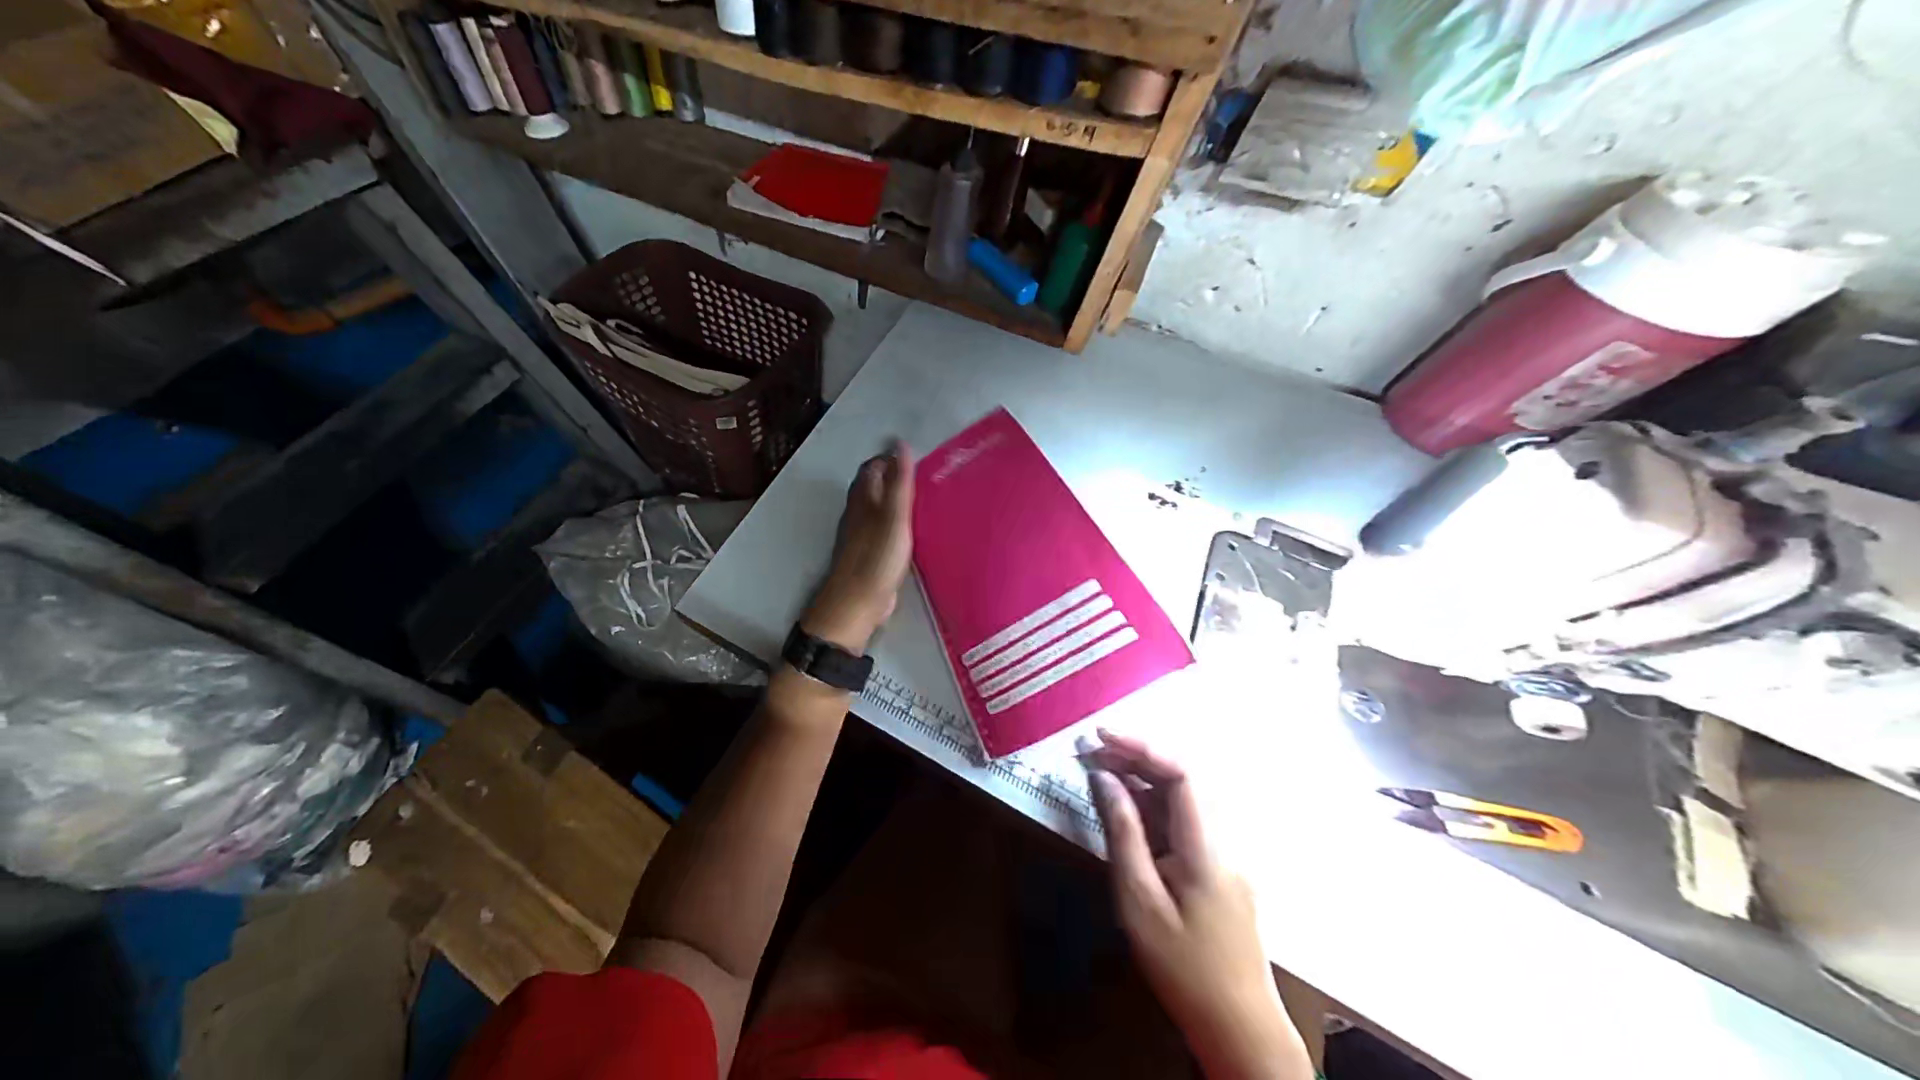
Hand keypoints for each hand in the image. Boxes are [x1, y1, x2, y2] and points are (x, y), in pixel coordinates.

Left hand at [800, 442, 913, 652]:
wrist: (858, 602)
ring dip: (897, 501)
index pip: (873, 466)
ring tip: (925, 500)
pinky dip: (899, 523)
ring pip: (879, 508)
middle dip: (895, 477)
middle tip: (925, 478)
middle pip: (875, 486)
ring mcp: (863, 534)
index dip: (892, 458)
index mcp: (863, 497)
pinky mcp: (871, 554)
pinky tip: (916, 530)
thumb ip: (900, 481)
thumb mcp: (894, 515)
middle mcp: (859, 512)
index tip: (918, 458)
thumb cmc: (877, 556)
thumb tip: (900, 444)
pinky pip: (885, 529)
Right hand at [1084, 731, 1310, 1079]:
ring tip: (1102, 773)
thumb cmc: (1183, 966)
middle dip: (1139, 757)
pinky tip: (1129, 807)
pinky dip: (1156, 804)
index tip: (1101, 737)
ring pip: (1186, 796)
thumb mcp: (1139, 901)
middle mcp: (1224, 839)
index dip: (1142, 746)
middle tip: (1093, 753)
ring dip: (1146, 778)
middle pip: (1185, 777)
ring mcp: (1226, 852)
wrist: (1238, 1024)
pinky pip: (1187, 818)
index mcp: (1207, 846)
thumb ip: (1123, 833)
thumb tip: (1105, 779)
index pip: (1182, 773)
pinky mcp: (1220, 865)